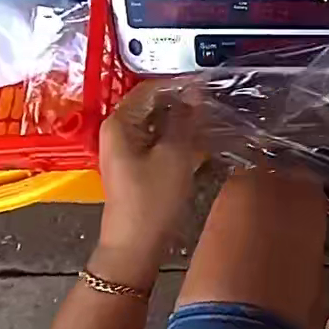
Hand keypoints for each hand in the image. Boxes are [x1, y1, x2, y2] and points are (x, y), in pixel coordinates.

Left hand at [95, 80, 205, 271]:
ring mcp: (125, 148)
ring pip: (156, 122)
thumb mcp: (174, 154)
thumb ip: (184, 119)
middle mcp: (117, 131)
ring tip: (210, 116)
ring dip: (181, 119)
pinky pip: (157, 138)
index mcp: (119, 123)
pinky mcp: (135, 163)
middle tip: (212, 100)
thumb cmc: (153, 199)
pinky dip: (176, 135)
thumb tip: (193, 92)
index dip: (178, 84)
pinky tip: (198, 137)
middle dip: (181, 100)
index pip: (149, 88)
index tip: (206, 83)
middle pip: (152, 104)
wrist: (136, 244)